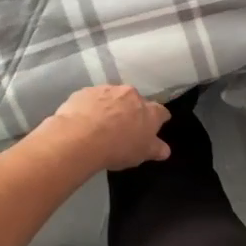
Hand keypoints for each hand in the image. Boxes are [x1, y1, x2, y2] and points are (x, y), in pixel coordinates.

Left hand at [37, 85, 171, 169]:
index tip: (154, 127)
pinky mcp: (87, 91)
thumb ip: (155, 149)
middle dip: (132, 111)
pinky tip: (84, 120)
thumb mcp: (141, 155)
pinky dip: (92, 106)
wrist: (80, 138)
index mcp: (149, 111)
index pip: (161, 112)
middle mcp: (132, 94)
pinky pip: (93, 98)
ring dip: (111, 106)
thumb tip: (165, 150)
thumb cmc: (117, 148)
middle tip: (124, 127)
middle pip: (136, 101)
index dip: (158, 120)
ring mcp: (108, 90)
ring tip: (101, 124)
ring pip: (114, 96)